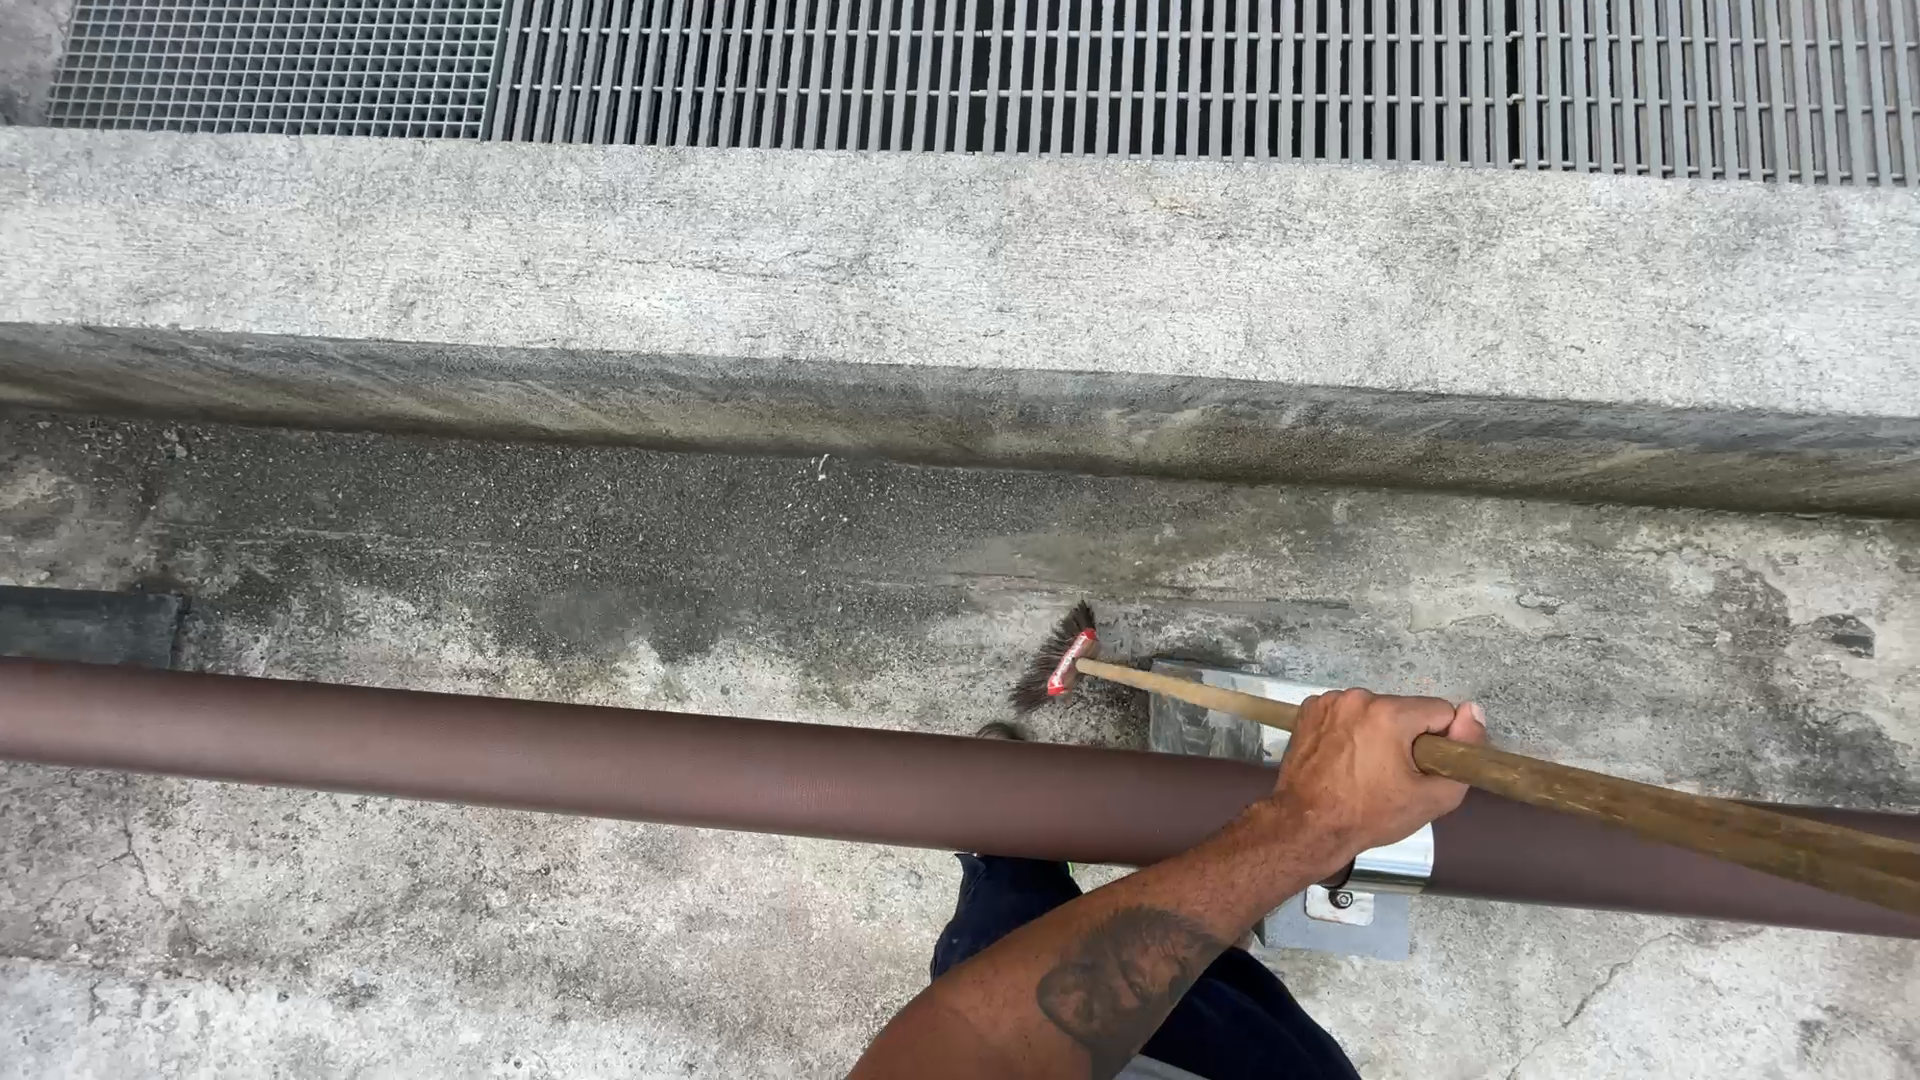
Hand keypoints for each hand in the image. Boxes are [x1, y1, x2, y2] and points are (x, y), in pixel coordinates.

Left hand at [1267, 689, 1487, 877]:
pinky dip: (1349, 729)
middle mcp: (1355, 698)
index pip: (1440, 711)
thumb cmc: (1369, 814)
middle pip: (1403, 709)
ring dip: (1376, 731)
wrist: (1308, 822)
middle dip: (1406, 735)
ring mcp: (1327, 701)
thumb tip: (1472, 712)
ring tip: (1366, 766)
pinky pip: (1345, 712)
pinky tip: (1344, 756)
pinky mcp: (1308, 710)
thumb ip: (1463, 750)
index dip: (1441, 740)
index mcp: (1387, 713)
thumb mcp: (1433, 795)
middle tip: (1393, 771)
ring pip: (1373, 710)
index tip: (1425, 764)